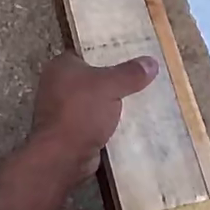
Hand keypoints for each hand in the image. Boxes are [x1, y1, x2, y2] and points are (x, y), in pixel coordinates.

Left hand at [26, 51, 158, 177]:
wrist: (63, 157)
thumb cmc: (81, 112)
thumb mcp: (110, 86)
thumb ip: (130, 73)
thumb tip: (151, 62)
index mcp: (61, 66)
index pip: (88, 52)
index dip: (110, 53)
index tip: (134, 55)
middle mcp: (58, 85)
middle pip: (94, 78)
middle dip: (116, 81)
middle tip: (144, 78)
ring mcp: (63, 111)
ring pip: (97, 102)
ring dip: (115, 105)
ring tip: (145, 100)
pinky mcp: (71, 132)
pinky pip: (96, 122)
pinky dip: (111, 123)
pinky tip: (133, 123)